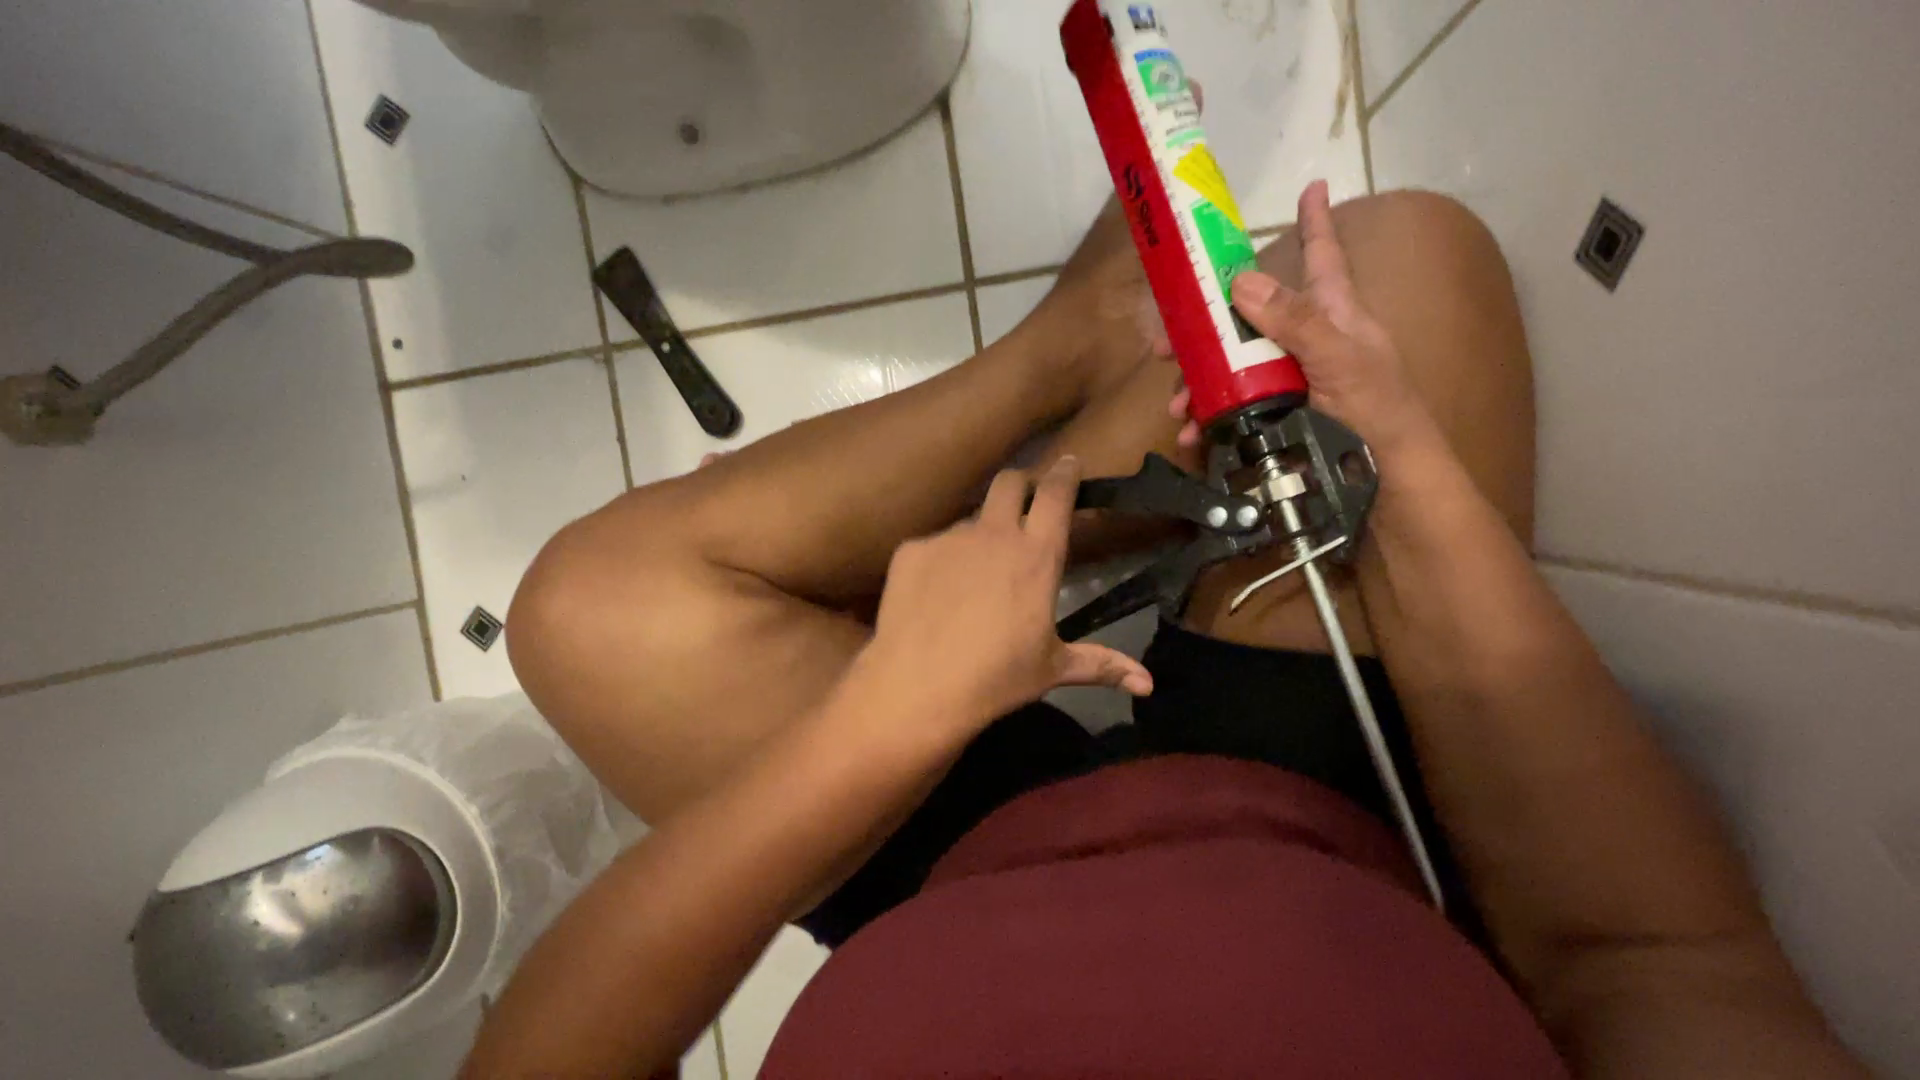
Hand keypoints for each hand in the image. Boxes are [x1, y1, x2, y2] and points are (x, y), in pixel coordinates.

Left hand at [851, 456, 1152, 743]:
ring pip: (971, 519)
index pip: (1056, 493)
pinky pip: (933, 544)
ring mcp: (949, 538)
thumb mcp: (1052, 669)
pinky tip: (935, 596)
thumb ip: (1101, 665)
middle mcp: (994, 534)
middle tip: (1025, 503)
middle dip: (1021, 484)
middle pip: (1010, 481)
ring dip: (981, 535)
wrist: (917, 688)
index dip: (1065, 473)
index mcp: (1037, 555)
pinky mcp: (911, 550)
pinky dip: (941, 562)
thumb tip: (1148, 684)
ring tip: (974, 576)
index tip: (1069, 464)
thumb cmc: (996, 679)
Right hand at [1167, 180, 1433, 452]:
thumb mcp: (1343, 361)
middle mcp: (1305, 343)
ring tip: (1176, 406)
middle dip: (1203, 326)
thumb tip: (1242, 280)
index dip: (1317, 222)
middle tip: (1160, 342)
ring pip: (1228, 367)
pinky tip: (1189, 435)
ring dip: (1195, 383)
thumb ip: (1297, 322)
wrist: (1386, 490)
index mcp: (1334, 316)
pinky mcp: (1273, 419)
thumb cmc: (1379, 417)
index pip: (1323, 257)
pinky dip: (1204, 421)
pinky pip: (1229, 409)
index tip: (1313, 184)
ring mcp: (1287, 383)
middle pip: (1247, 318)